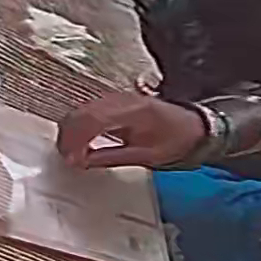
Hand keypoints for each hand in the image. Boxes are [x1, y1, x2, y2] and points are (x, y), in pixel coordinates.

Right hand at [56, 93, 204, 169]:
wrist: (193, 126)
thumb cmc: (174, 140)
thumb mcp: (145, 156)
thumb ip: (110, 158)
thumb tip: (79, 162)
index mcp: (133, 112)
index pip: (91, 120)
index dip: (75, 140)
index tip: (72, 159)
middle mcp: (120, 100)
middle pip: (78, 114)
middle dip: (67, 138)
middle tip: (69, 159)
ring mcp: (113, 99)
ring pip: (76, 112)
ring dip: (68, 133)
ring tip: (72, 153)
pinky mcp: (108, 102)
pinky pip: (82, 111)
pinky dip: (74, 127)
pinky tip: (78, 142)